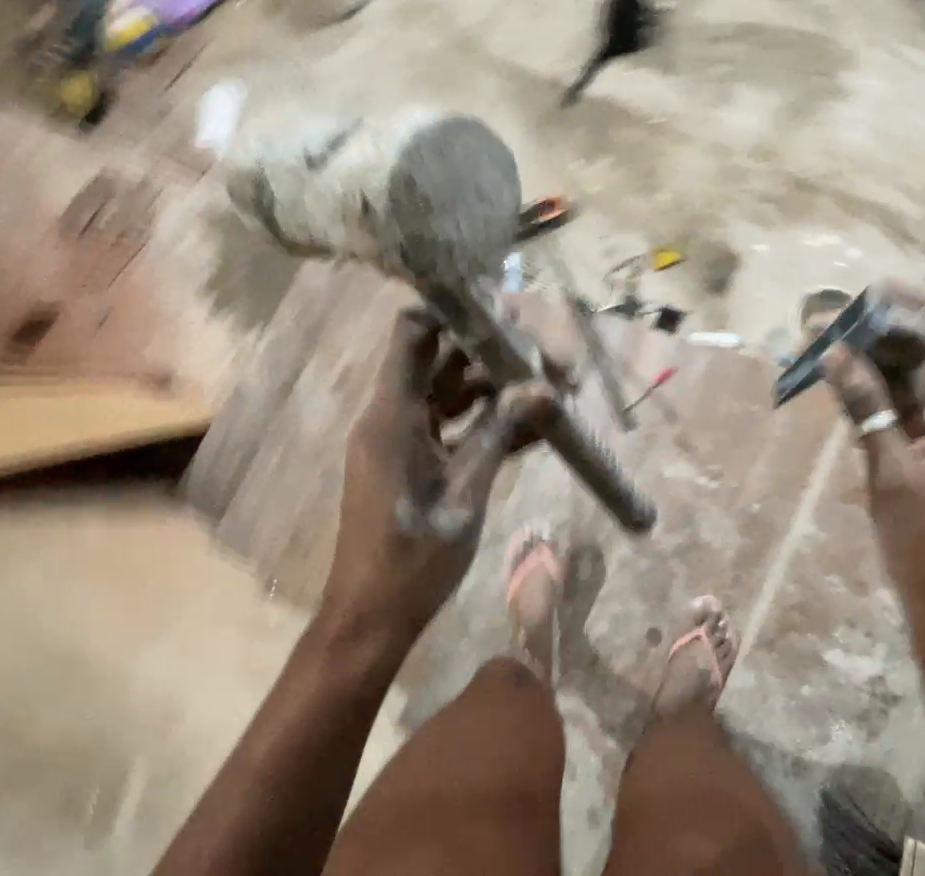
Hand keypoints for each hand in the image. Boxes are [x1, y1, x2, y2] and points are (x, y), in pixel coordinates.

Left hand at [324, 307, 558, 635]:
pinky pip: (452, 425)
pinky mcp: (414, 460)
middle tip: (547, 351)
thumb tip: (544, 386)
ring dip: (497, 387)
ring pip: (451, 391)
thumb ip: (502, 433)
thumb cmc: (414, 558)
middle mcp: (392, 415)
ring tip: (552, 386)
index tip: (506, 309)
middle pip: (440, 358)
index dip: (455, 311)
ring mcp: (402, 437)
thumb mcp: (466, 493)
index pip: (414, 332)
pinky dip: (486, 422)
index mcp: (392, 414)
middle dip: (493, 351)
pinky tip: (534, 424)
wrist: (372, 615)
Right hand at [824, 279, 924, 612]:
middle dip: (885, 333)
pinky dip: (872, 390)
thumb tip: (833, 353)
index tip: (883, 288)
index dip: (922, 309)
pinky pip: (899, 405)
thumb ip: (865, 406)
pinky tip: (839, 375)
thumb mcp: (889, 467)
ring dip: (873, 360)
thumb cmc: (922, 535)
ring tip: (829, 339)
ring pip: (910, 380)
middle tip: (838, 317)